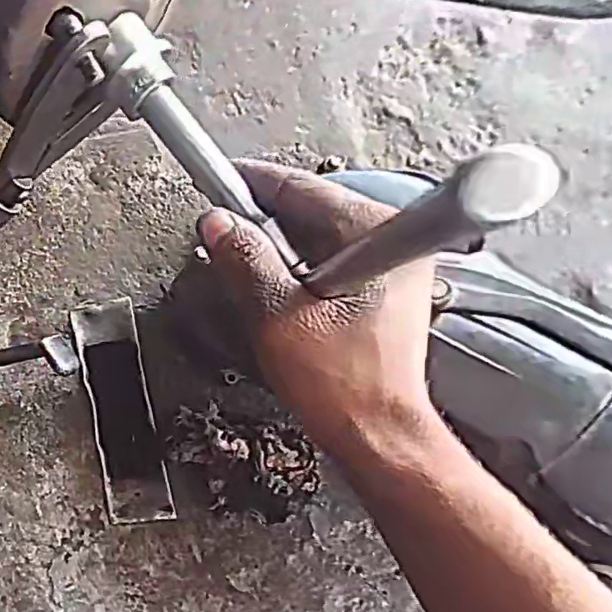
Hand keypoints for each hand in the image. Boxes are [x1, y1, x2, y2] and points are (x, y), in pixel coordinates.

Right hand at [197, 161, 438, 451]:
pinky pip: (323, 259)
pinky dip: (290, 267)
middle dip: (260, 220)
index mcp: (378, 237)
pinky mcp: (378, 287)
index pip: (303, 189)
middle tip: (219, 231)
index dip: (252, 185)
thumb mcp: (277, 316)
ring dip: (273, 246)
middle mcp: (392, 242)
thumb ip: (246, 262)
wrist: (374, 430)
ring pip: (313, 236)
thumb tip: (219, 224)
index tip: (220, 180)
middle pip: (309, 210)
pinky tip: (269, 286)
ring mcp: (389, 265)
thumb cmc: (344, 384)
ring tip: (239, 263)